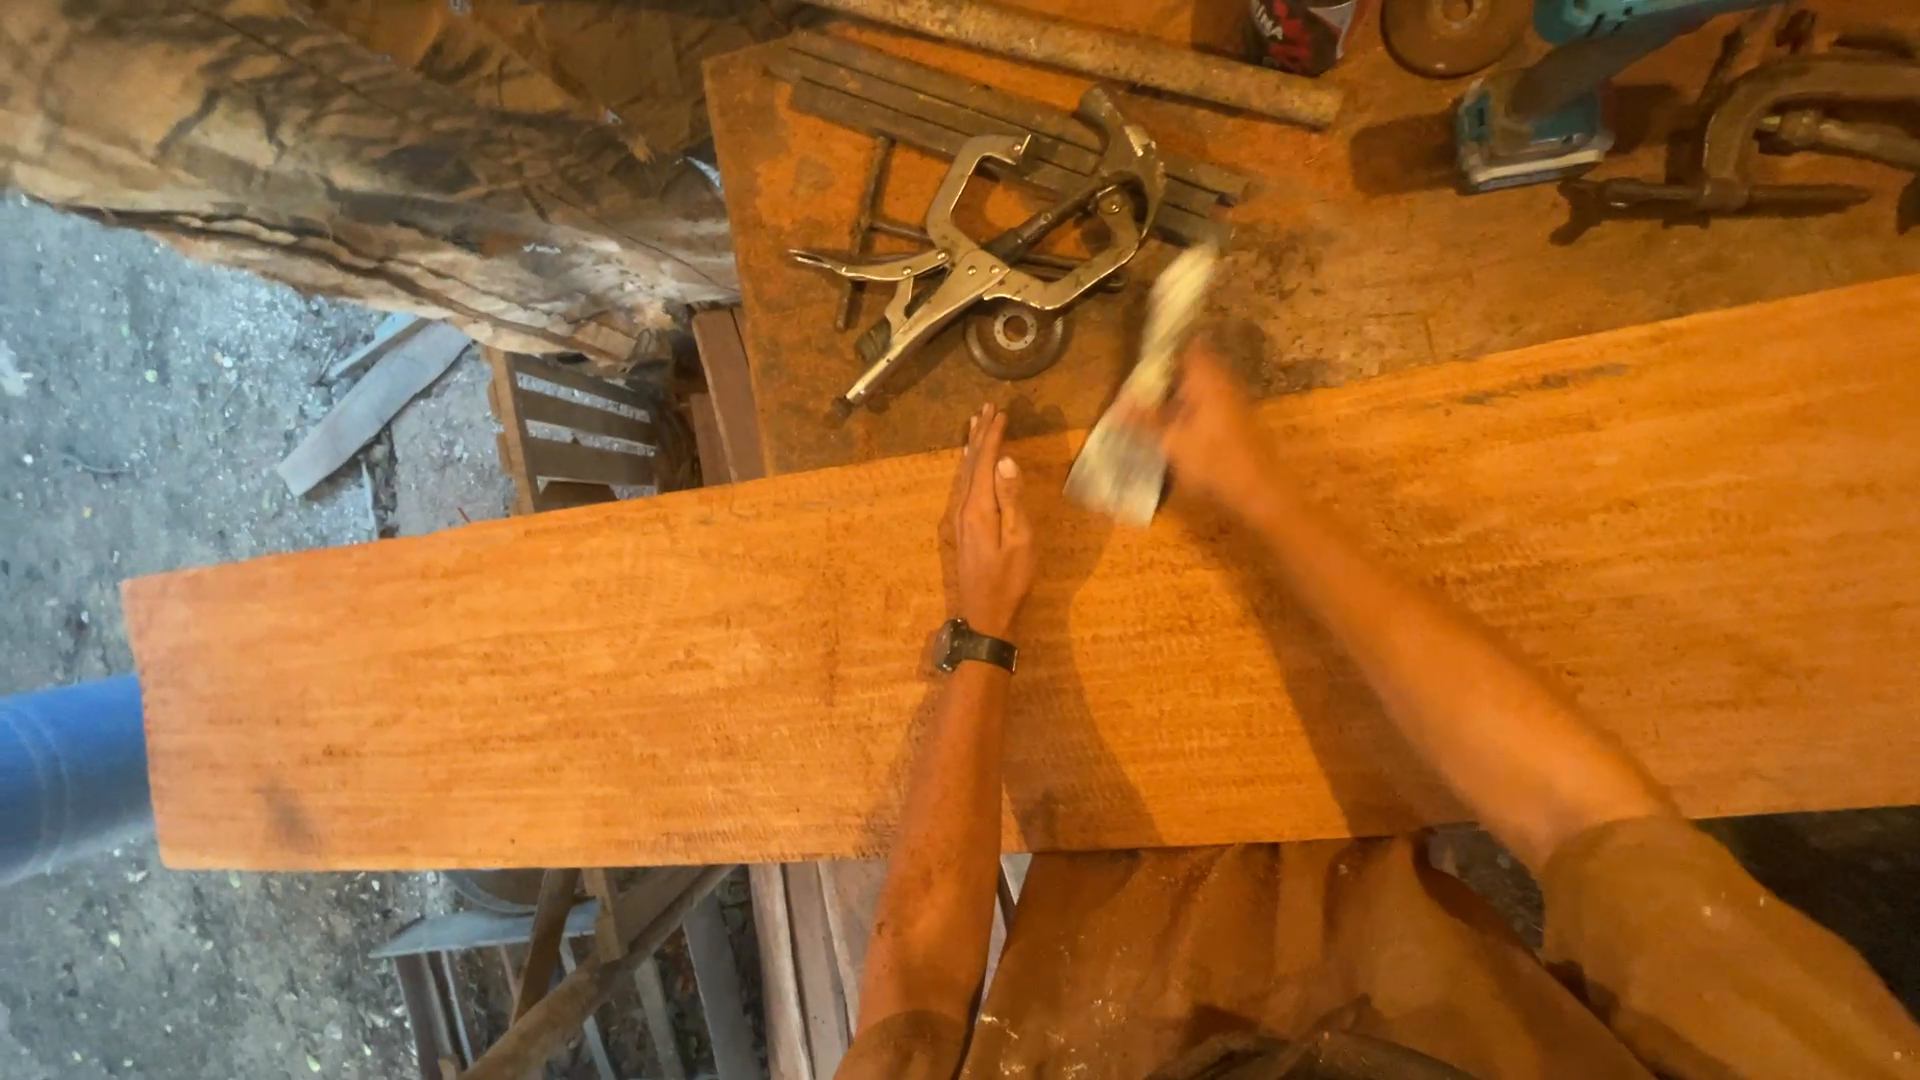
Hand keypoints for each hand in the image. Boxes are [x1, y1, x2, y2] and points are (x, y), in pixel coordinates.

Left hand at [945, 403, 1034, 639]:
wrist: (985, 614)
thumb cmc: (1010, 579)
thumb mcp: (1020, 540)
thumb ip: (1011, 499)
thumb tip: (1005, 461)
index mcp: (978, 507)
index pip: (985, 462)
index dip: (993, 436)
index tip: (1001, 411)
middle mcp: (963, 507)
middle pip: (970, 463)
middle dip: (980, 434)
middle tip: (986, 407)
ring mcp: (959, 518)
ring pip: (963, 473)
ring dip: (971, 447)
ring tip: (975, 424)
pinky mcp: (961, 527)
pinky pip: (962, 485)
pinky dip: (966, 467)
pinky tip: (968, 464)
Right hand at [1151, 340, 1283, 520]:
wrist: (1258, 489)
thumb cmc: (1213, 462)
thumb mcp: (1171, 442)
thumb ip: (1144, 420)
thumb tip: (1115, 406)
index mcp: (1207, 380)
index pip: (1188, 347)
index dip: (1167, 348)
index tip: (1145, 356)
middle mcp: (1224, 383)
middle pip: (1195, 366)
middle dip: (1170, 373)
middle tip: (1143, 383)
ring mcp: (1235, 401)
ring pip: (1204, 385)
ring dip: (1182, 391)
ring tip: (1154, 404)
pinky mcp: (1239, 420)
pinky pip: (1212, 402)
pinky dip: (1194, 407)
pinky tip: (1177, 425)